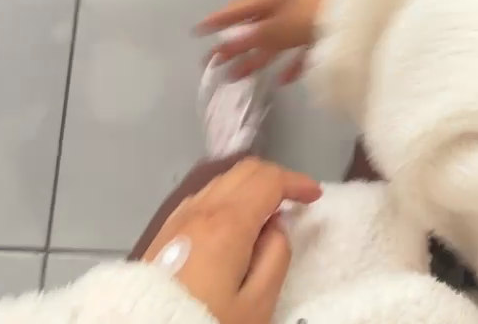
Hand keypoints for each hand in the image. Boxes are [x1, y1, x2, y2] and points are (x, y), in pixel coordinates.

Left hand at [141, 158, 322, 323]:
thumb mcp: (256, 306)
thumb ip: (276, 257)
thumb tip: (276, 226)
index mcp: (229, 221)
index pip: (271, 180)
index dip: (297, 182)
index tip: (315, 196)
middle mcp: (202, 209)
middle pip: (246, 170)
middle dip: (276, 178)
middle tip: (294, 200)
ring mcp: (178, 219)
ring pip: (222, 181)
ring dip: (250, 186)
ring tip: (265, 213)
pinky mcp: (163, 234)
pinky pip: (202, 198)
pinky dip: (227, 197)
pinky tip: (231, 223)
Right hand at [198, 0, 333, 83]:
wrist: (370, 13)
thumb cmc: (324, 13)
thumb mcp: (287, 24)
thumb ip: (259, 34)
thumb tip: (229, 40)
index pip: (243, 7)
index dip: (221, 19)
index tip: (198, 31)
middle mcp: (292, 4)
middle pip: (258, 25)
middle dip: (235, 44)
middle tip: (212, 64)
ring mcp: (310, 18)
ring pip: (277, 40)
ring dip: (257, 57)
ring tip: (237, 76)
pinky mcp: (328, 34)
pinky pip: (302, 50)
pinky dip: (290, 64)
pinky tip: (281, 80)